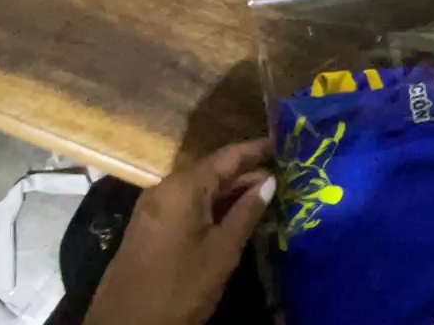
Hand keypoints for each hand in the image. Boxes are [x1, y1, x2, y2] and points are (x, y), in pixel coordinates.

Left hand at [84, 140, 276, 324]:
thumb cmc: (178, 289)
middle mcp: (166, 188)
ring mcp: (153, 207)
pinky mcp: (148, 227)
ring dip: (231, 190)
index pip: (229, 156)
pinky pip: (187, 203)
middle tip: (282, 173)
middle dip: (248, 172)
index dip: (258, 149)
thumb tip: (270, 181)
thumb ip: (248, 211)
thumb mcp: (222, 252)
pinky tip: (234, 214)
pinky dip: (212, 204)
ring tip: (265, 192)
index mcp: (184, 187)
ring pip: (201, 188)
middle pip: (214, 170)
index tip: (285, 144)